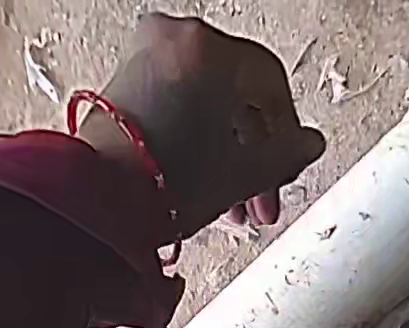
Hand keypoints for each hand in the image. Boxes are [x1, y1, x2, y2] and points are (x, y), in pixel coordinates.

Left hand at [86, 14, 325, 236]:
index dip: (286, 131)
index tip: (289, 163)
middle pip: (235, 96)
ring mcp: (144, 61)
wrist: (100, 206)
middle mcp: (174, 41)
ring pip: (206, 106)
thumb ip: (284, 156)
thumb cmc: (163, 186)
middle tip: (261, 200)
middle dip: (253, 155)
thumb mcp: (239, 176)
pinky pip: (178, 108)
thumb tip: (308, 144)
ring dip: (226, 156)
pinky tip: (205, 183)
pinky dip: (197, 142)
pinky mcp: (124, 89)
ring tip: (234, 206)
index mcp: (208, 49)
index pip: (268, 82)